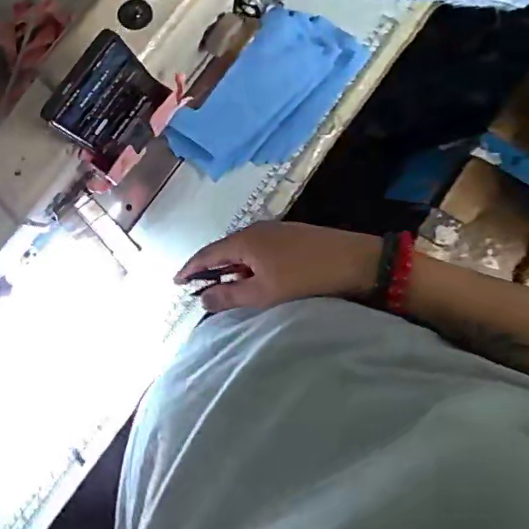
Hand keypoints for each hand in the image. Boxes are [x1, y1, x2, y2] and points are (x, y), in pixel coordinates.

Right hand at [176, 221, 380, 312]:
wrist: (353, 259)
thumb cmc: (304, 277)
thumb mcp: (263, 293)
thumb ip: (230, 295)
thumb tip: (201, 298)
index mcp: (244, 240)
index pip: (207, 253)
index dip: (190, 268)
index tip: (175, 281)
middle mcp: (255, 229)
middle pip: (224, 249)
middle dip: (209, 267)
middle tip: (196, 287)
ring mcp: (274, 230)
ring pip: (242, 249)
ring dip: (230, 267)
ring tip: (224, 286)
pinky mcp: (290, 236)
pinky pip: (258, 249)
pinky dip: (248, 264)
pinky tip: (254, 277)